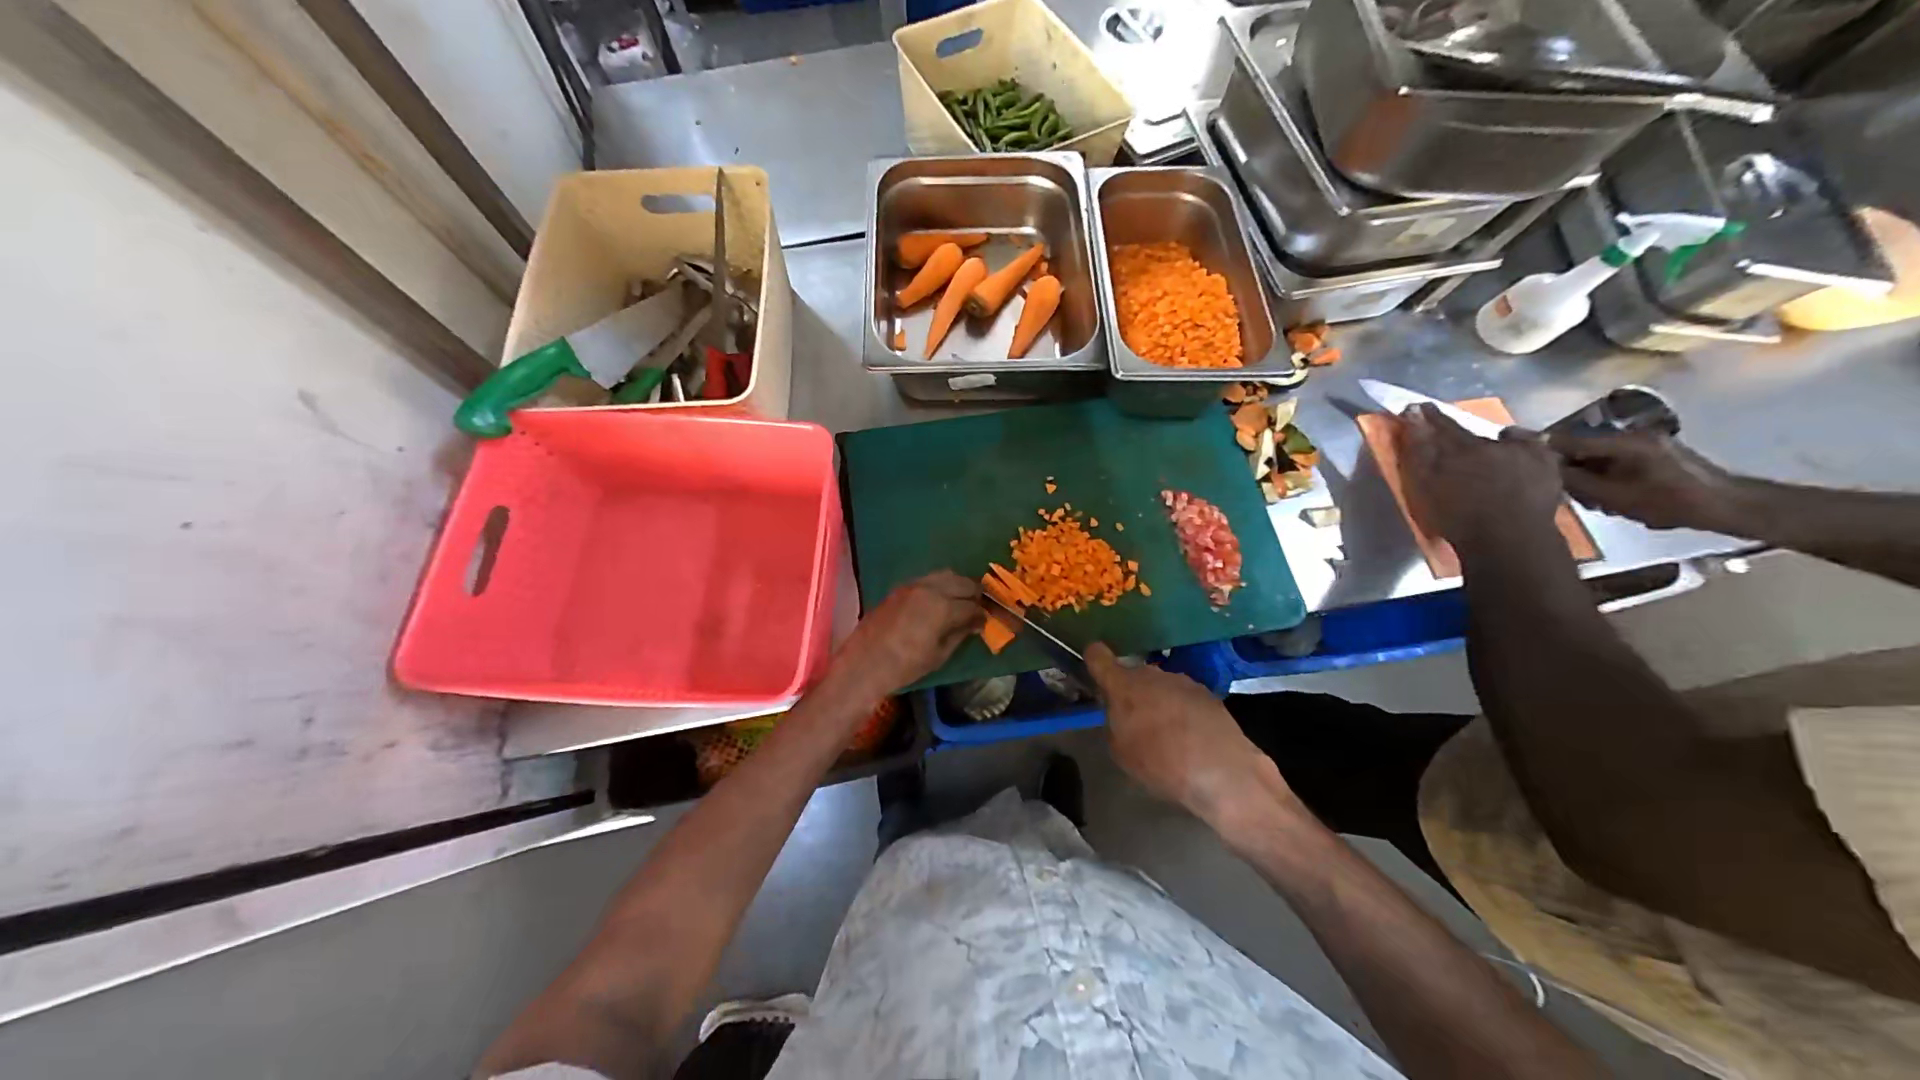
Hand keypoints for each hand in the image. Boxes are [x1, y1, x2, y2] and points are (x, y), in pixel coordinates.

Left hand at [832, 571, 983, 695]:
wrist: (864, 663)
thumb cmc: (904, 666)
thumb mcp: (938, 655)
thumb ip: (960, 634)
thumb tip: (975, 623)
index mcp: (942, 607)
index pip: (972, 605)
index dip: (982, 614)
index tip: (986, 621)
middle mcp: (930, 589)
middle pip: (962, 583)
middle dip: (974, 594)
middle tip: (980, 607)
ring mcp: (913, 586)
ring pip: (945, 575)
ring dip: (958, 585)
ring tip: (962, 600)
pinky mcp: (900, 588)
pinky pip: (928, 579)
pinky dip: (940, 585)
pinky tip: (941, 599)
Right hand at [1089, 644, 1295, 829]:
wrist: (1221, 771)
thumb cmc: (1160, 763)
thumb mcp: (1120, 752)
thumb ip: (1115, 725)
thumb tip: (1122, 716)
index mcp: (1123, 685)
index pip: (1099, 657)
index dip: (1093, 658)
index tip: (1092, 663)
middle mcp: (1152, 674)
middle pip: (1134, 675)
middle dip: (1131, 692)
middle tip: (1133, 719)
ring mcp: (1183, 681)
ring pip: (1162, 686)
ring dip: (1159, 701)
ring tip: (1167, 733)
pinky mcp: (1209, 694)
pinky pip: (1185, 698)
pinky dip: (1183, 712)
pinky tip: (1191, 738)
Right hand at [1399, 405, 1563, 552]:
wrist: (1509, 541)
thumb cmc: (1459, 518)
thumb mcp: (1426, 486)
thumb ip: (1418, 450)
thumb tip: (1413, 413)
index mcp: (1458, 448)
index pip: (1440, 424)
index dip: (1428, 416)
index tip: (1418, 408)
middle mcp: (1491, 442)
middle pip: (1469, 431)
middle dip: (1457, 432)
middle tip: (1451, 441)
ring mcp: (1522, 451)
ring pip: (1502, 437)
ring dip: (1491, 440)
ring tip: (1486, 452)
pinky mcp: (1545, 462)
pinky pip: (1531, 444)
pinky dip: (1521, 445)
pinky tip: (1516, 452)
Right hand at [1550, 431, 1750, 534]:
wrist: (1727, 506)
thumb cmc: (1671, 503)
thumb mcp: (1615, 497)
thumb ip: (1575, 480)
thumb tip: (1542, 467)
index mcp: (1624, 442)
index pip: (1568, 440)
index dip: (1538, 442)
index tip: (1506, 436)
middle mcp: (1632, 436)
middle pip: (1581, 449)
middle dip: (1568, 469)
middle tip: (1566, 492)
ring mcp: (1644, 443)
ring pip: (1596, 457)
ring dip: (1587, 476)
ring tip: (1595, 500)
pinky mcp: (1651, 453)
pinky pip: (1612, 461)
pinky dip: (1603, 476)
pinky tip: (1611, 496)